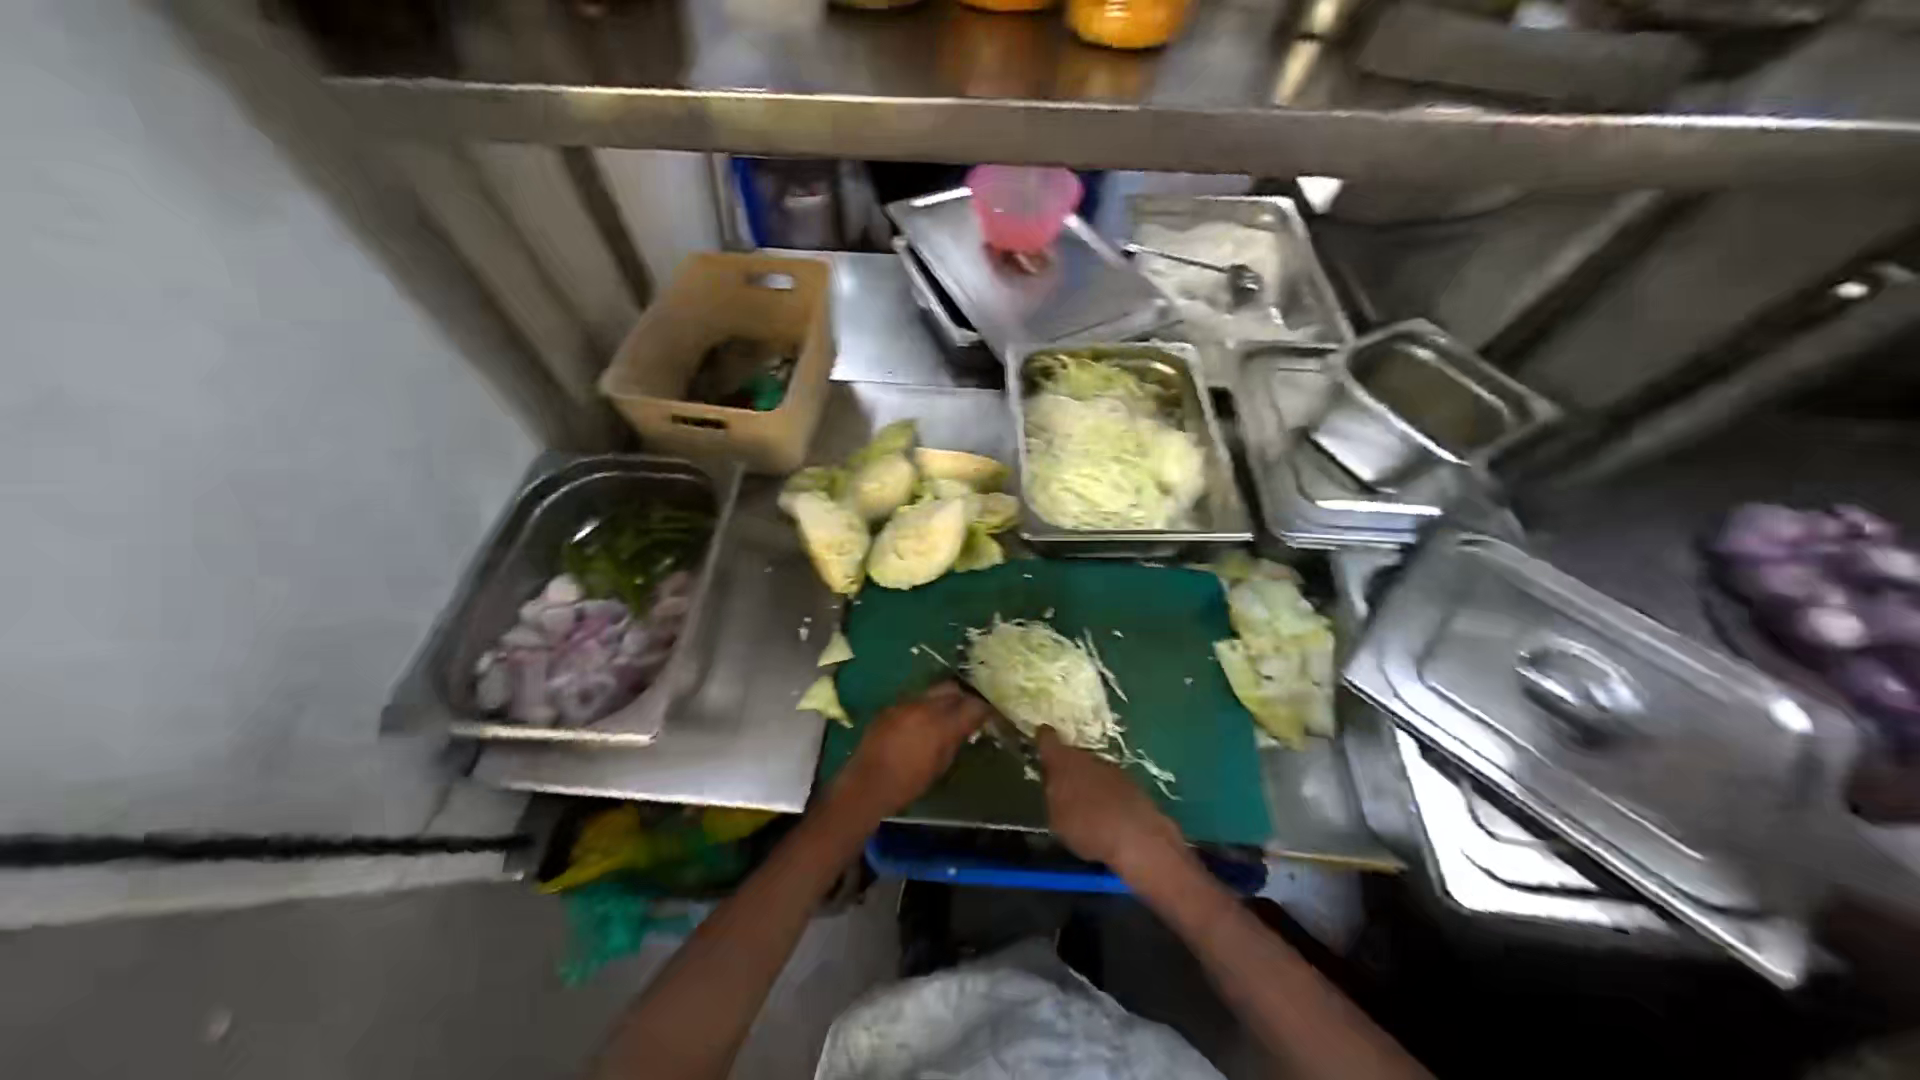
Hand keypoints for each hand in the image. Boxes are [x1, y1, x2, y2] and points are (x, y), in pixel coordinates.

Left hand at [835, 682, 988, 819]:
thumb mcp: (940, 765)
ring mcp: (905, 703)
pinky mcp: (891, 706)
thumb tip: (967, 727)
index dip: (984, 708)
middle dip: (964, 697)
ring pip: (933, 691)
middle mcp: (925, 706)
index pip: (973, 705)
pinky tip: (923, 720)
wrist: (867, 784)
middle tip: (969, 710)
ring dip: (944, 700)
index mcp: (942, 724)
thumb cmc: (908, 783)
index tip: (990, 714)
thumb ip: (955, 740)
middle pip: (953, 689)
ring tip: (947, 714)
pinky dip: (924, 706)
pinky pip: (915, 699)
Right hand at [1036, 727, 1184, 874]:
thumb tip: (1054, 788)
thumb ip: (1052, 797)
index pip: (1047, 740)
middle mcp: (1086, 757)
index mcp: (1062, 762)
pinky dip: (1105, 793)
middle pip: (1071, 755)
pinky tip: (1105, 813)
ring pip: (1092, 768)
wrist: (1137, 836)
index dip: (1042, 738)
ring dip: (1087, 780)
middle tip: (1060, 785)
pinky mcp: (1131, 783)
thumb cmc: (1086, 827)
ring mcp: (1111, 768)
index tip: (1039, 737)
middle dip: (1066, 767)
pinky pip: (1109, 783)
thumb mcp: (1055, 818)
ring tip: (1084, 803)